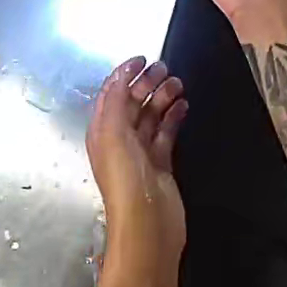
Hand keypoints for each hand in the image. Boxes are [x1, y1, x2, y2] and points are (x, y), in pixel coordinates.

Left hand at [86, 57, 187, 271]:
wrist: (147, 227)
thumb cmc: (125, 178)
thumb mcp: (113, 133)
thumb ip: (116, 101)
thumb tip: (121, 74)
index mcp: (102, 129)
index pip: (111, 93)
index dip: (124, 74)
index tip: (142, 58)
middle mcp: (118, 138)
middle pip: (131, 101)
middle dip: (146, 83)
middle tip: (165, 68)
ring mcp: (140, 151)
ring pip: (150, 115)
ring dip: (162, 97)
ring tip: (178, 83)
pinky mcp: (161, 163)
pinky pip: (165, 132)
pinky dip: (173, 117)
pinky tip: (184, 105)